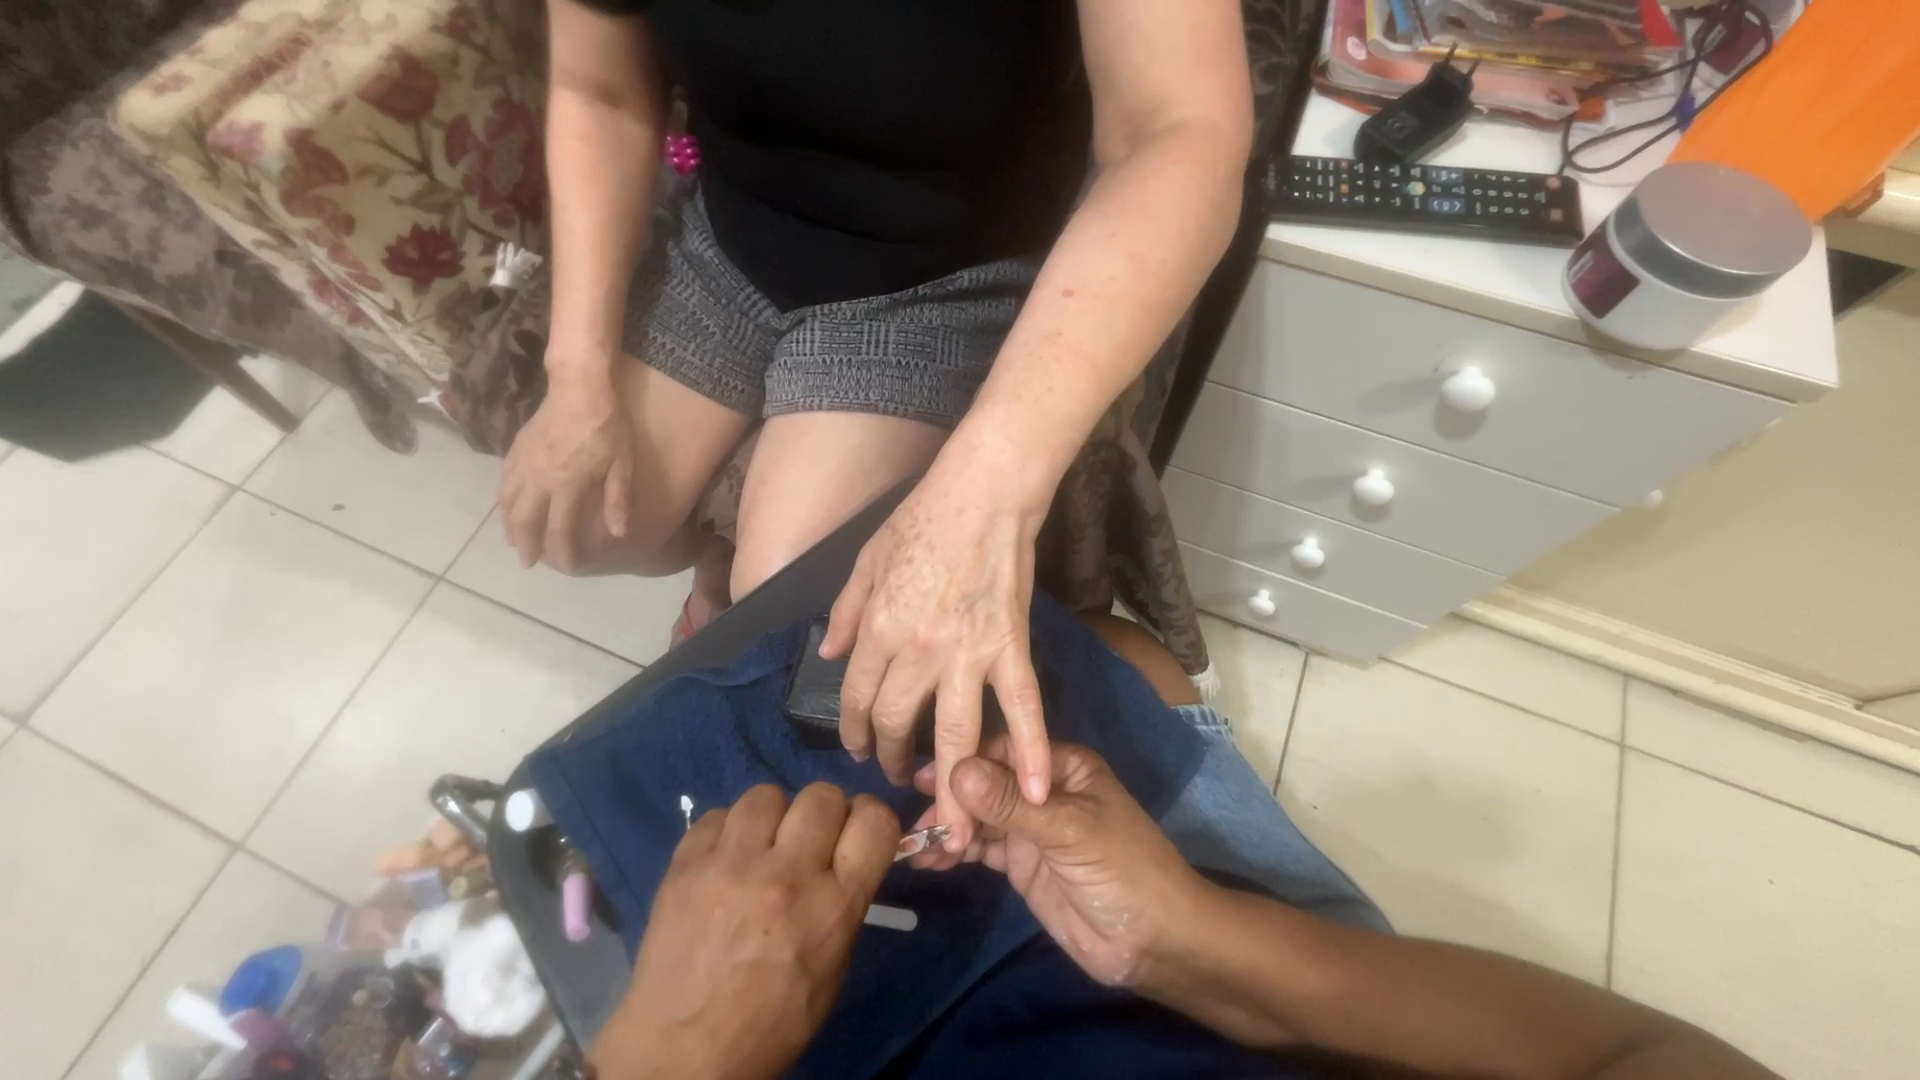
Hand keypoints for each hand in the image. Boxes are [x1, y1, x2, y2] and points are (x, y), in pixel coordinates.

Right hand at [498, 362, 632, 571]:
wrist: (579, 387)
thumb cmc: (607, 426)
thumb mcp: (621, 464)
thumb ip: (616, 500)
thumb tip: (618, 533)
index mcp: (566, 486)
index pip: (559, 530)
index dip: (563, 553)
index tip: (568, 568)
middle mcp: (538, 480)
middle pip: (525, 522)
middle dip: (527, 546)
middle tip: (529, 563)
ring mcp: (523, 464)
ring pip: (508, 504)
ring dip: (510, 526)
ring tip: (515, 541)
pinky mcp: (516, 449)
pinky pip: (503, 482)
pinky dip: (504, 501)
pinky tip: (509, 507)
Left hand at [591, 784, 900, 1079]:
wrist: (681, 1056)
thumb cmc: (771, 1022)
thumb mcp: (833, 967)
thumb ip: (846, 899)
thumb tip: (848, 851)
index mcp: (834, 906)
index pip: (875, 820)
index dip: (870, 819)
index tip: (857, 832)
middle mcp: (787, 874)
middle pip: (822, 796)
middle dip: (823, 814)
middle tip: (807, 843)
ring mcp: (731, 865)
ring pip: (767, 795)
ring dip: (772, 817)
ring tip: (760, 848)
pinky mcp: (685, 865)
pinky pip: (717, 815)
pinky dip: (726, 832)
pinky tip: (723, 861)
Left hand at [822, 474, 1048, 851]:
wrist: (983, 496)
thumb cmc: (920, 520)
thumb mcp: (865, 559)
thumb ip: (845, 612)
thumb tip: (828, 655)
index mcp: (879, 626)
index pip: (858, 696)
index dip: (853, 730)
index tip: (858, 748)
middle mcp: (918, 650)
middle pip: (896, 721)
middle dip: (889, 758)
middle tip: (892, 776)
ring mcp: (968, 653)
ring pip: (954, 733)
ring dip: (949, 785)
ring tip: (948, 827)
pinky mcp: (1011, 649)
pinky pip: (1022, 707)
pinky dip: (1031, 750)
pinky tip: (1035, 795)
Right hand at [906, 738, 1208, 986]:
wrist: (1155, 943)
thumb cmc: (1124, 870)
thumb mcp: (1068, 831)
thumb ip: (1010, 804)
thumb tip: (955, 771)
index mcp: (1063, 766)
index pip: (1006, 750)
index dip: (966, 761)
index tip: (925, 775)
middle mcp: (1042, 789)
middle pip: (987, 783)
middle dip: (950, 796)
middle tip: (913, 809)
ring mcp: (1031, 828)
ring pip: (979, 817)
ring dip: (949, 827)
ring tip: (912, 842)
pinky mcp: (1023, 863)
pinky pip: (982, 849)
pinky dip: (956, 852)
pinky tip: (929, 860)